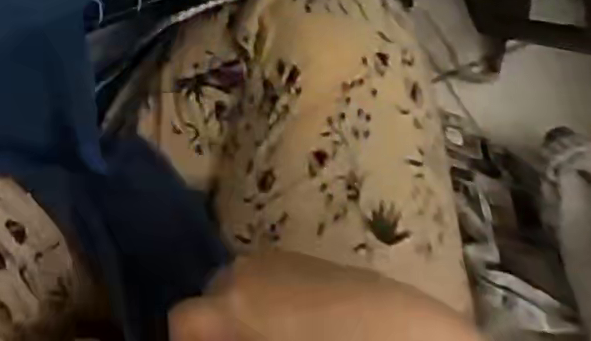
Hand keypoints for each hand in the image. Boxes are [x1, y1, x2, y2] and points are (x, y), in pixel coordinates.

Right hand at [169, 252, 480, 340]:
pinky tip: (298, 332)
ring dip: (243, 316)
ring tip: (268, 340)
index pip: (181, 320)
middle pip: (209, 297)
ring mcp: (275, 260)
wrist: (408, 335)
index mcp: (232, 303)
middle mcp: (243, 271)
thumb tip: (210, 333)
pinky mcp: (304, 258)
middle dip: (217, 328)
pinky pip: (268, 282)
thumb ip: (235, 336)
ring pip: (240, 288)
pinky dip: (269, 306)